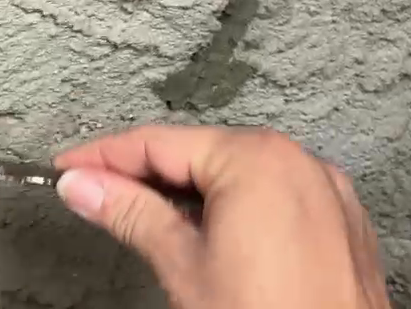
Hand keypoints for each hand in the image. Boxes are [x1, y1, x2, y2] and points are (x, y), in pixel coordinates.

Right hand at [55, 126, 389, 308]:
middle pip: (194, 155)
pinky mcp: (342, 229)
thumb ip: (127, 211)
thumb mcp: (183, 266)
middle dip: (143, 176)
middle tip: (96, 193)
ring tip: (141, 217)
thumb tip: (82, 184)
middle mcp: (298, 163)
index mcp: (257, 159)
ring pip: (229, 176)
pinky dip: (227, 209)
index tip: (69, 169)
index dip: (102, 157)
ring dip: (181, 194)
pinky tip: (200, 235)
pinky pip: (267, 198)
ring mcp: (326, 195)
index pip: (156, 143)